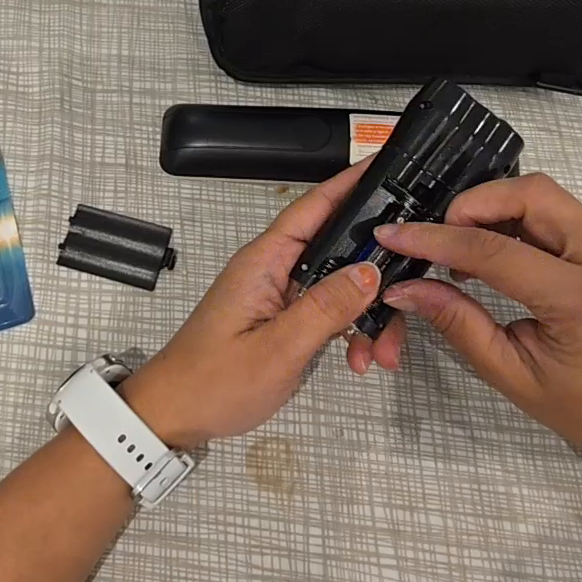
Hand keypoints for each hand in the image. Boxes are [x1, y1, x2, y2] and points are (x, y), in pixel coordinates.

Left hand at [124, 161, 406, 448]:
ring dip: (367, 314)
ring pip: (339, 285)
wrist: (175, 414)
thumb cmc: (213, 381)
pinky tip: (358, 358)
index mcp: (263, 261)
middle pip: (337, 249)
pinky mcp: (282, 317)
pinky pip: (327, 310)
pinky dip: (349, 331)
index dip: (350, 184)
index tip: (388, 167)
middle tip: (406, 301)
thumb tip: (371, 270)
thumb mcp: (279, 348)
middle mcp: (272, 269)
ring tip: (380, 353)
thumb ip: (326, 307)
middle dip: (375, 274)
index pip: (313, 207)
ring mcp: (278, 294)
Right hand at [371, 173, 581, 470]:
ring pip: (547, 196)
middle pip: (534, 194)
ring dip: (494, 207)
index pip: (496, 250)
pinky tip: (490, 251)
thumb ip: (457, 322)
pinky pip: (558, 215)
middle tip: (436, 234)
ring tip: (459, 245)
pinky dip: (515, 221)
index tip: (392, 234)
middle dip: (474, 203)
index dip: (435, 239)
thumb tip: (403, 288)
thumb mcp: (510, 374)